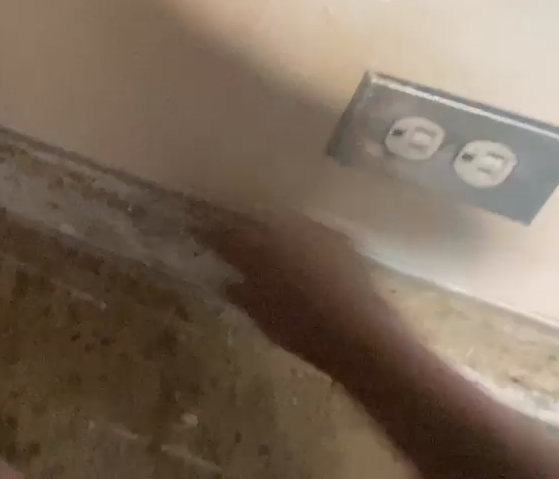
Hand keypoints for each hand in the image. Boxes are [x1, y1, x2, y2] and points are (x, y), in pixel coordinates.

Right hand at [201, 212, 402, 376]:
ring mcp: (311, 232)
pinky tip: (297, 246)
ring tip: (261, 234)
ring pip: (280, 221)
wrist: (363, 338)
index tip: (194, 228)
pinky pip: (307, 228)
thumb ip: (241, 294)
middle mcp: (281, 232)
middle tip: (227, 230)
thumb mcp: (263, 317)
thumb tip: (226, 281)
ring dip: (267, 226)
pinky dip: (297, 234)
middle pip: (251, 221)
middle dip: (237, 225)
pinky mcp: (337, 238)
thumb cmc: (304, 332)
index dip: (207, 231)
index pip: (223, 234)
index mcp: (256, 250)